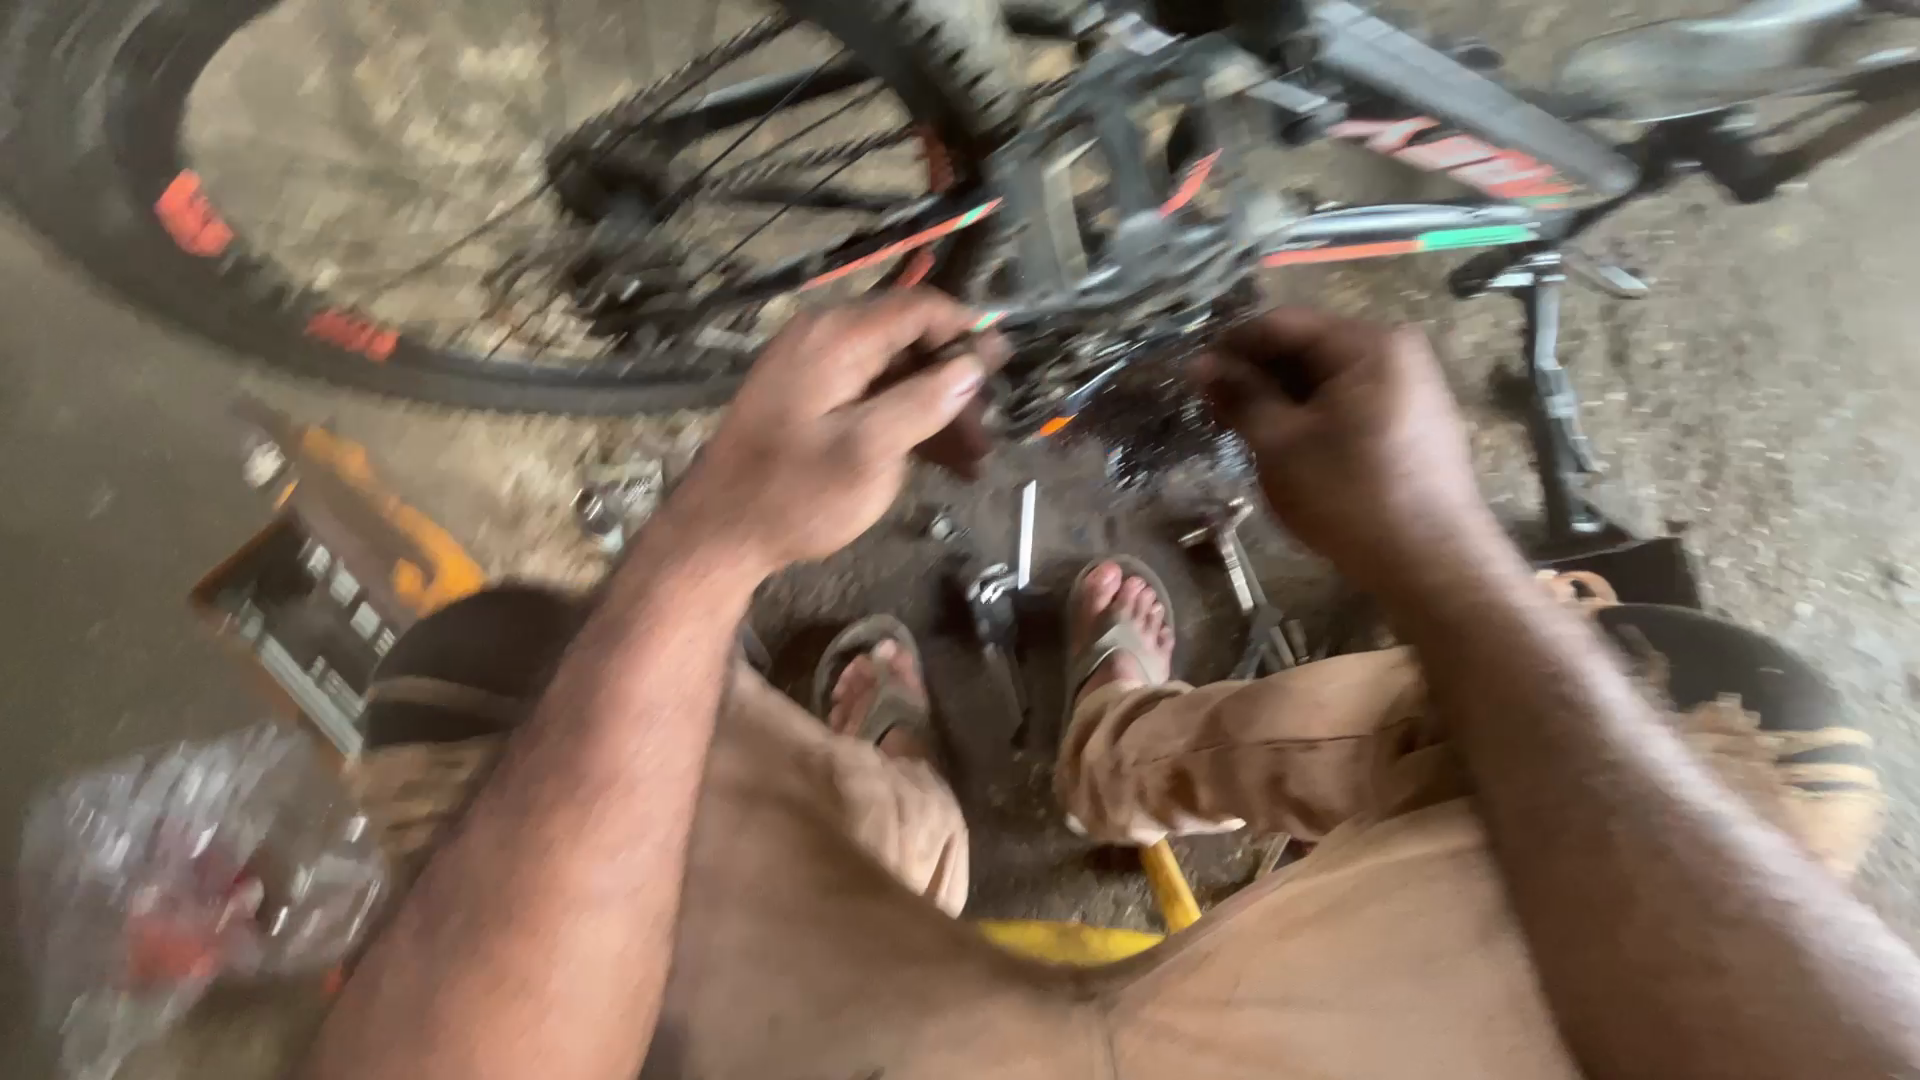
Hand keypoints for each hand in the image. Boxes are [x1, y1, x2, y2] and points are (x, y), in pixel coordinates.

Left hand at [662, 290, 1005, 573]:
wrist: (721, 533)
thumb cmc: (794, 495)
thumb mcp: (867, 453)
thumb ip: (922, 403)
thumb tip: (972, 365)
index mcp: (837, 338)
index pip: (918, 308)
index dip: (966, 331)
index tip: (1004, 363)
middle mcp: (826, 341)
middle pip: (910, 343)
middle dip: (956, 385)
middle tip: (989, 431)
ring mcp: (818, 373)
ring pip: (897, 376)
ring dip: (938, 413)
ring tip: (975, 459)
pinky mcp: (814, 402)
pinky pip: (874, 399)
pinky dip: (908, 424)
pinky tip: (944, 462)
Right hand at [1194, 308, 1500, 592]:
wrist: (1429, 561)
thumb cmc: (1348, 496)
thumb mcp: (1280, 443)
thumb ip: (1240, 396)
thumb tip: (1199, 365)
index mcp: (1368, 344)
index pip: (1282, 324)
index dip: (1231, 345)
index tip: (1192, 376)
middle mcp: (1394, 351)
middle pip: (1306, 347)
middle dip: (1254, 373)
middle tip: (1210, 407)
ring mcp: (1408, 386)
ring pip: (1323, 377)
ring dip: (1277, 396)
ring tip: (1238, 427)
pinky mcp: (1408, 420)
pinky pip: (1345, 399)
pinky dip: (1306, 412)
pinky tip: (1280, 440)